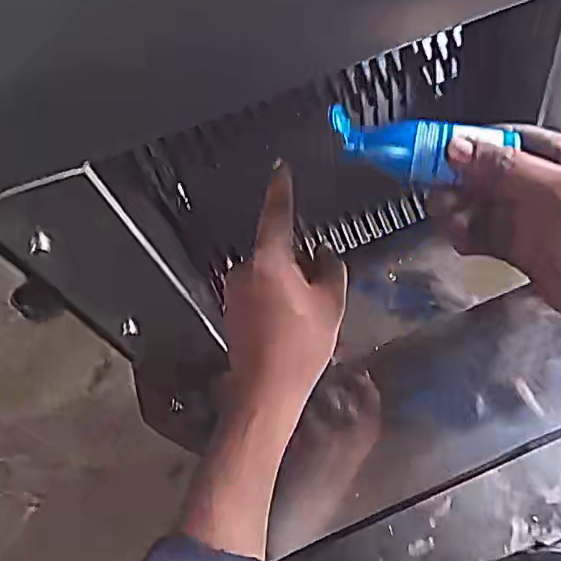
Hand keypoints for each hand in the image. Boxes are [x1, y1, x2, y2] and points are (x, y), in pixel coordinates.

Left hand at [223, 162, 348, 416]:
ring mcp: (233, 292)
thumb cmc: (299, 348)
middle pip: (275, 252)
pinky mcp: (230, 311)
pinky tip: (287, 327)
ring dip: (285, 286)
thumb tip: (324, 254)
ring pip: (267, 275)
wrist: (265, 390)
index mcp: (268, 261)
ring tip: (304, 319)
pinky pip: (258, 294)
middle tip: (316, 295)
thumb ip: (330, 269)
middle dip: (296, 265)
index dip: (281, 189)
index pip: (275, 214)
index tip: (281, 170)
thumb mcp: (330, 305)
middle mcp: (244, 271)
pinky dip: (273, 301)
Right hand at [433, 124, 560, 454]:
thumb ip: (503, 168)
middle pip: (483, 174)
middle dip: (455, 182)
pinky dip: (466, 236)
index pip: (500, 140)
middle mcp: (541, 184)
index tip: (429, 152)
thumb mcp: (556, 190)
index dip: (463, 145)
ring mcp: (531, 218)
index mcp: (558, 157)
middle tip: (434, 192)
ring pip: (479, 206)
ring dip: (457, 211)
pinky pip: (483, 235)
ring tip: (448, 221)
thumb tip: (458, 147)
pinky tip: (460, 239)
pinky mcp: (522, 248)